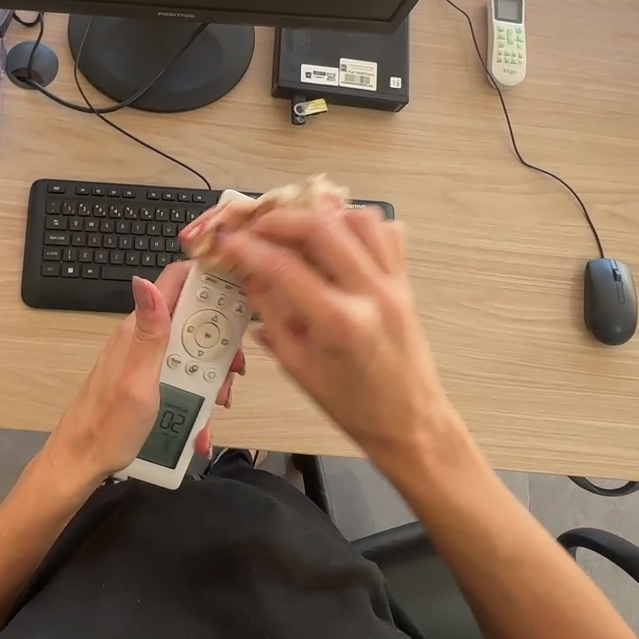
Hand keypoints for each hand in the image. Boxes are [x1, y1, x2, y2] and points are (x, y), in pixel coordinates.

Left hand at [42, 262, 244, 483]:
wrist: (84, 460)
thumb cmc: (108, 426)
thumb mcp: (137, 380)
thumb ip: (150, 332)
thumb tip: (146, 281)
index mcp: (141, 329)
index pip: (177, 282)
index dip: (209, 279)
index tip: (239, 293)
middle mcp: (145, 338)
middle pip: (195, 320)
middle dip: (220, 341)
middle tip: (232, 369)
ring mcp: (149, 360)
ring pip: (194, 352)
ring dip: (212, 374)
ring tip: (218, 400)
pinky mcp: (151, 380)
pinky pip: (184, 378)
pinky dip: (198, 396)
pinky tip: (200, 420)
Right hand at [189, 206, 458, 464]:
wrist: (410, 423)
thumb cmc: (353, 406)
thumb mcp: (297, 365)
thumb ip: (270, 315)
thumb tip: (247, 275)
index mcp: (338, 322)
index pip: (283, 267)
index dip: (248, 249)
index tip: (228, 240)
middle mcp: (370, 294)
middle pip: (322, 228)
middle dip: (281, 220)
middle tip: (257, 227)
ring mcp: (394, 284)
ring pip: (359, 220)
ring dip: (322, 215)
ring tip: (297, 228)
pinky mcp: (405, 283)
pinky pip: (387, 234)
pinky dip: (359, 224)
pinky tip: (337, 236)